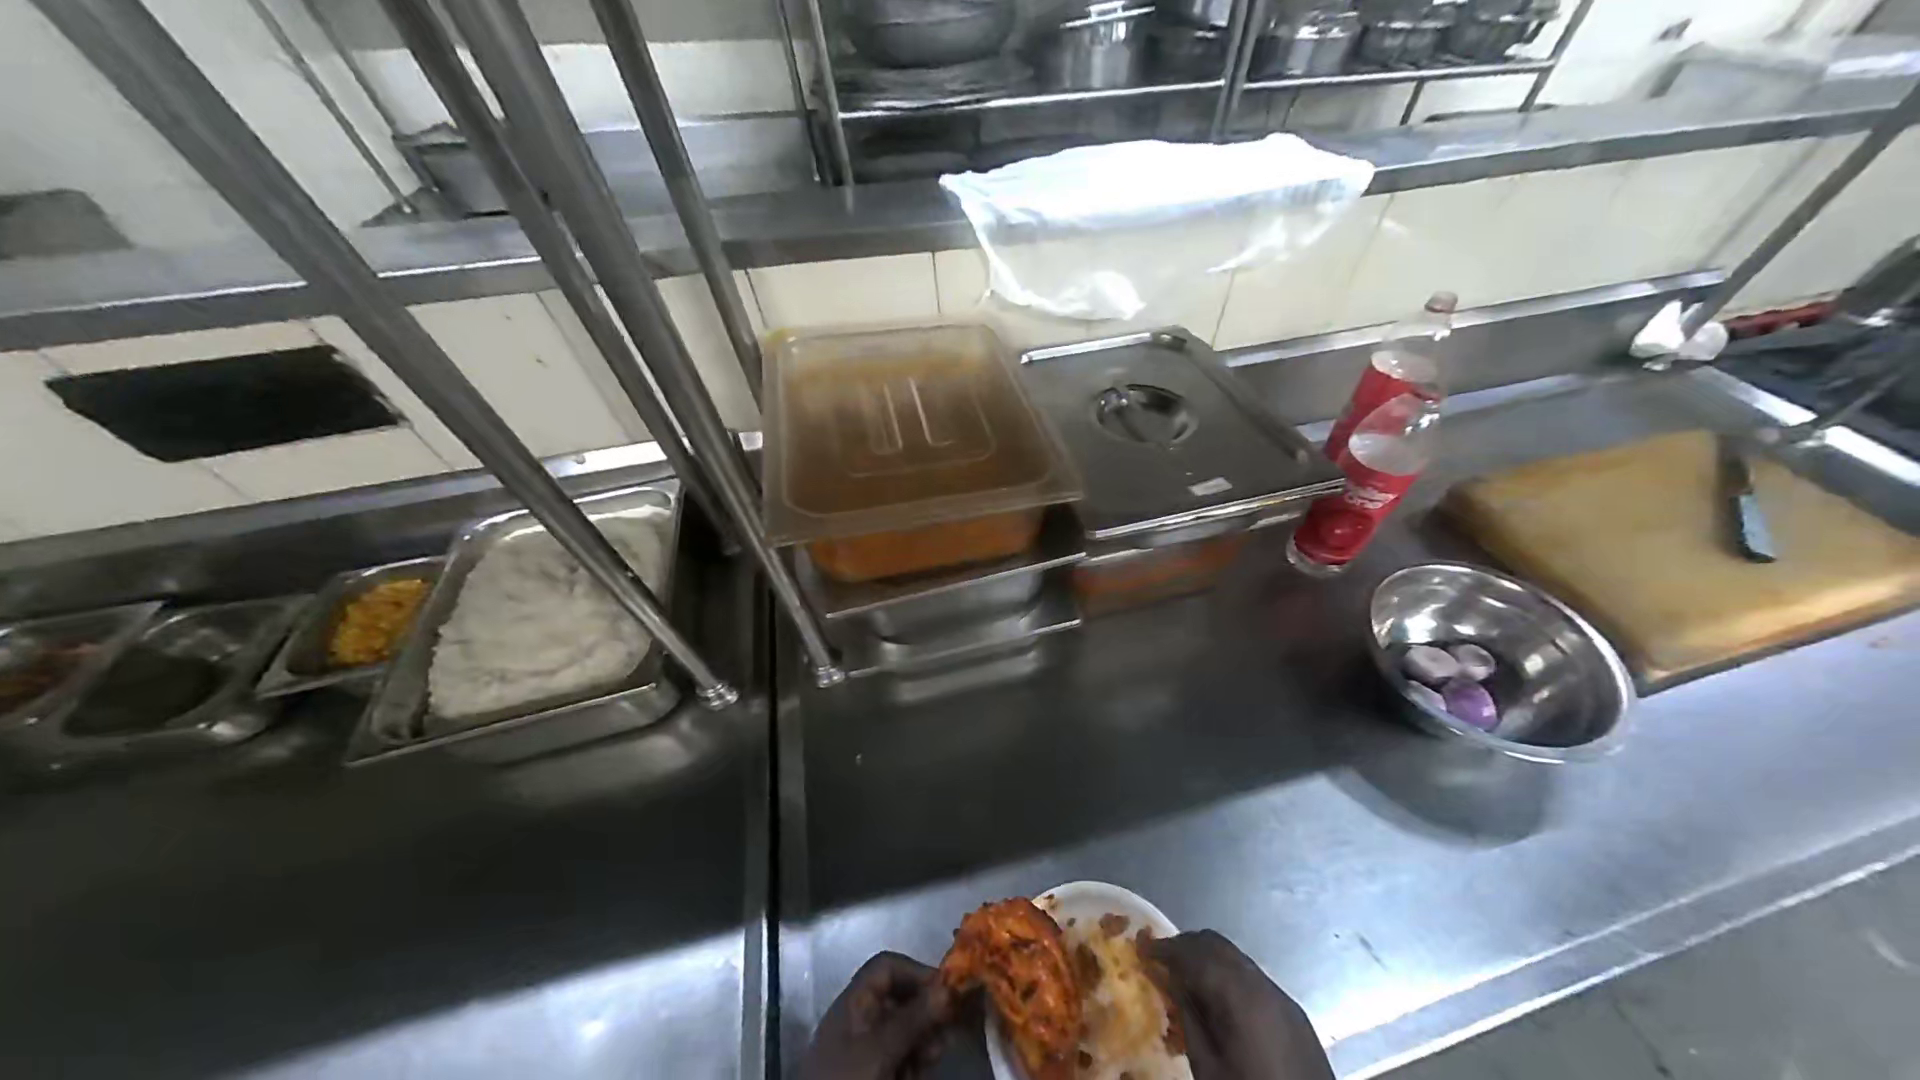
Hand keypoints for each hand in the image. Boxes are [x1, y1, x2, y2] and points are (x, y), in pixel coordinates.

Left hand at [800, 952, 955, 1079]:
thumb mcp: (880, 1050)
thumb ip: (913, 1018)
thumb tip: (948, 987)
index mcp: (854, 1002)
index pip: (886, 968)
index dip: (916, 972)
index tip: (944, 989)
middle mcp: (862, 1020)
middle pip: (900, 998)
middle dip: (927, 1009)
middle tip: (951, 1024)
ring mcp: (868, 1050)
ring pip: (905, 1029)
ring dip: (926, 1036)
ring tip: (938, 1051)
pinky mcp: (876, 1074)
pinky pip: (902, 1056)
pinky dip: (917, 1058)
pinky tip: (925, 1068)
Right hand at [1143, 930, 1333, 1079]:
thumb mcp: (1207, 1065)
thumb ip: (1188, 1015)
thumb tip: (1168, 979)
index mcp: (1240, 995)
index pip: (1194, 953)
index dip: (1164, 948)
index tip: (1140, 951)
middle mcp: (1263, 985)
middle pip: (1216, 944)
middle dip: (1185, 947)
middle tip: (1159, 962)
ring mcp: (1282, 997)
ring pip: (1235, 958)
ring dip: (1206, 959)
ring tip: (1184, 980)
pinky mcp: (1294, 1014)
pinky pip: (1252, 978)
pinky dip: (1227, 975)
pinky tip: (1217, 1000)